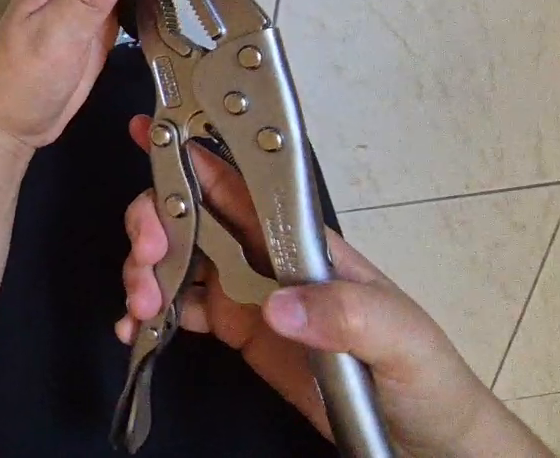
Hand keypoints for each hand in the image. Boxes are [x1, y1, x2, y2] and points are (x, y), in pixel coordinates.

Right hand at [117, 122, 550, 457]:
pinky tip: (135, 330)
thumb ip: (344, 313)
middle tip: (148, 260)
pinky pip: (174, 307)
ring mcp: (238, 287)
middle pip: (184, 212)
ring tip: (142, 310)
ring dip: (143, 272)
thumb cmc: (421, 370)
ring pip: (170, 255)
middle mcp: (256, 250)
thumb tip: (274, 305)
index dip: (185, 150)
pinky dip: (147, 314)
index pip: (232, 179)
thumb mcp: (399, 336)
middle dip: (152, 224)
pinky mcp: (228, 326)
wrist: (424, 437)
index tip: (143, 133)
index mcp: (291, 234)